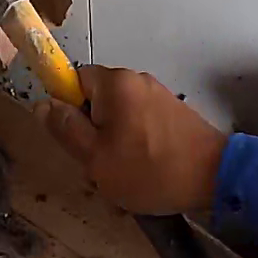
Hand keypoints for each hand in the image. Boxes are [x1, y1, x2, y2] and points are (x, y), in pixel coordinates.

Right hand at [34, 65, 228, 215]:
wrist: (214, 178)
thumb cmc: (149, 169)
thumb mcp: (95, 157)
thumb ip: (66, 129)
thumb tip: (43, 105)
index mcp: (115, 83)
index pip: (73, 78)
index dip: (65, 106)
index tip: (72, 136)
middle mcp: (137, 80)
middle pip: (95, 99)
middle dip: (90, 131)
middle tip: (96, 164)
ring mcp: (158, 95)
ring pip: (117, 116)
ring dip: (112, 143)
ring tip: (121, 174)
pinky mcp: (173, 113)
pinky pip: (139, 123)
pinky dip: (134, 145)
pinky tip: (142, 172)